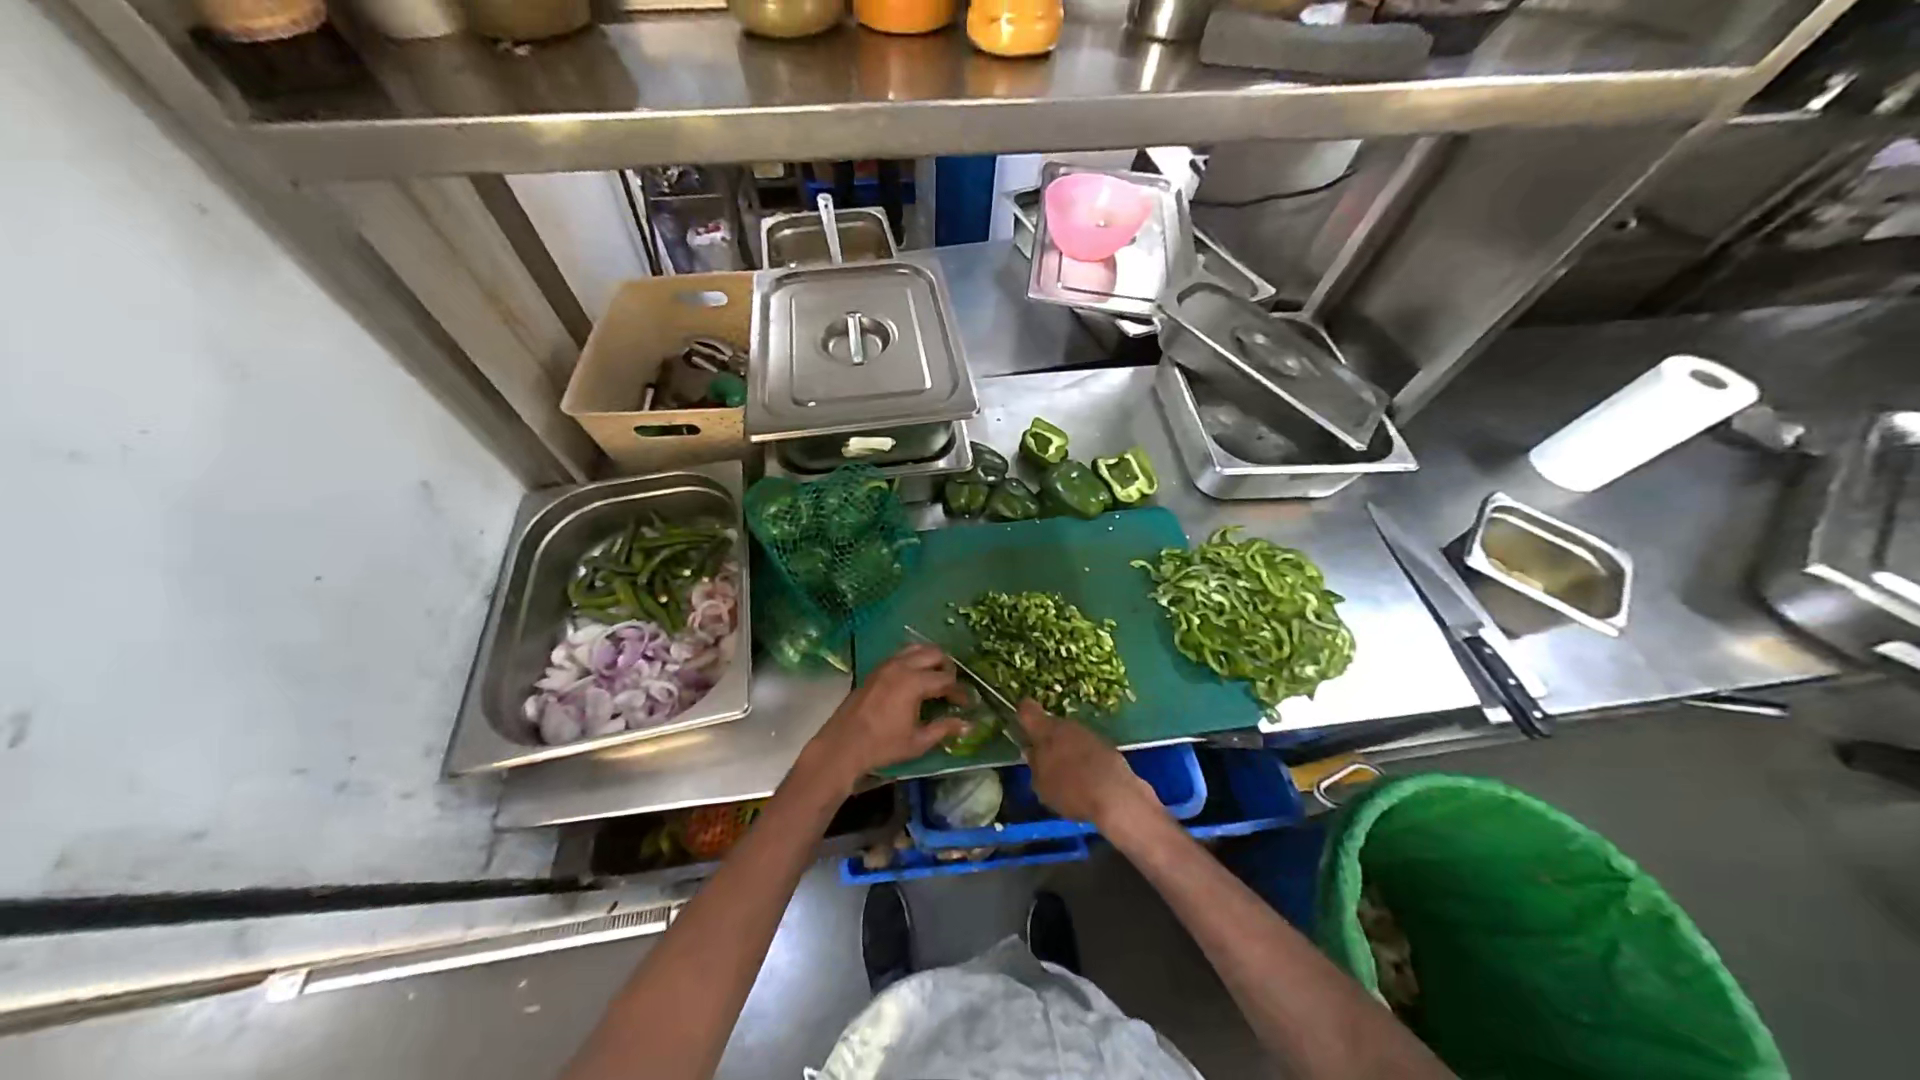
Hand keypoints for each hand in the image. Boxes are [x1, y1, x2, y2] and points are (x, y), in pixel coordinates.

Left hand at [801, 644, 969, 787]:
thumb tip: (968, 725)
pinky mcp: (875, 670)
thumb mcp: (918, 741)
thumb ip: (944, 729)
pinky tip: (915, 679)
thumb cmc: (882, 745)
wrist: (843, 745)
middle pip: (934, 654)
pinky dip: (913, 660)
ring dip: (930, 660)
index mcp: (914, 683)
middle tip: (951, 688)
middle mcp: (901, 667)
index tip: (966, 704)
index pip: (946, 679)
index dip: (960, 692)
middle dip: (947, 668)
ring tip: (935, 679)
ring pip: (916, 649)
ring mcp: (886, 665)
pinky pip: (901, 655)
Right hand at [1015, 700, 1157, 829]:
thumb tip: (1032, 752)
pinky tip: (1084, 778)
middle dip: (1045, 738)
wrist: (1116, 796)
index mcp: (1045, 730)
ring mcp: (1089, 733)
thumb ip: (1034, 764)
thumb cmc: (1070, 790)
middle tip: (1042, 760)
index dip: (1021, 713)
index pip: (1027, 710)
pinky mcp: (1106, 745)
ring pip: (1069, 735)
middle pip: (1050, 724)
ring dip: (1065, 748)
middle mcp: (1067, 725)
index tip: (1019, 724)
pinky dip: (1082, 757)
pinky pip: (1086, 747)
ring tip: (1064, 773)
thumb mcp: (1041, 785)